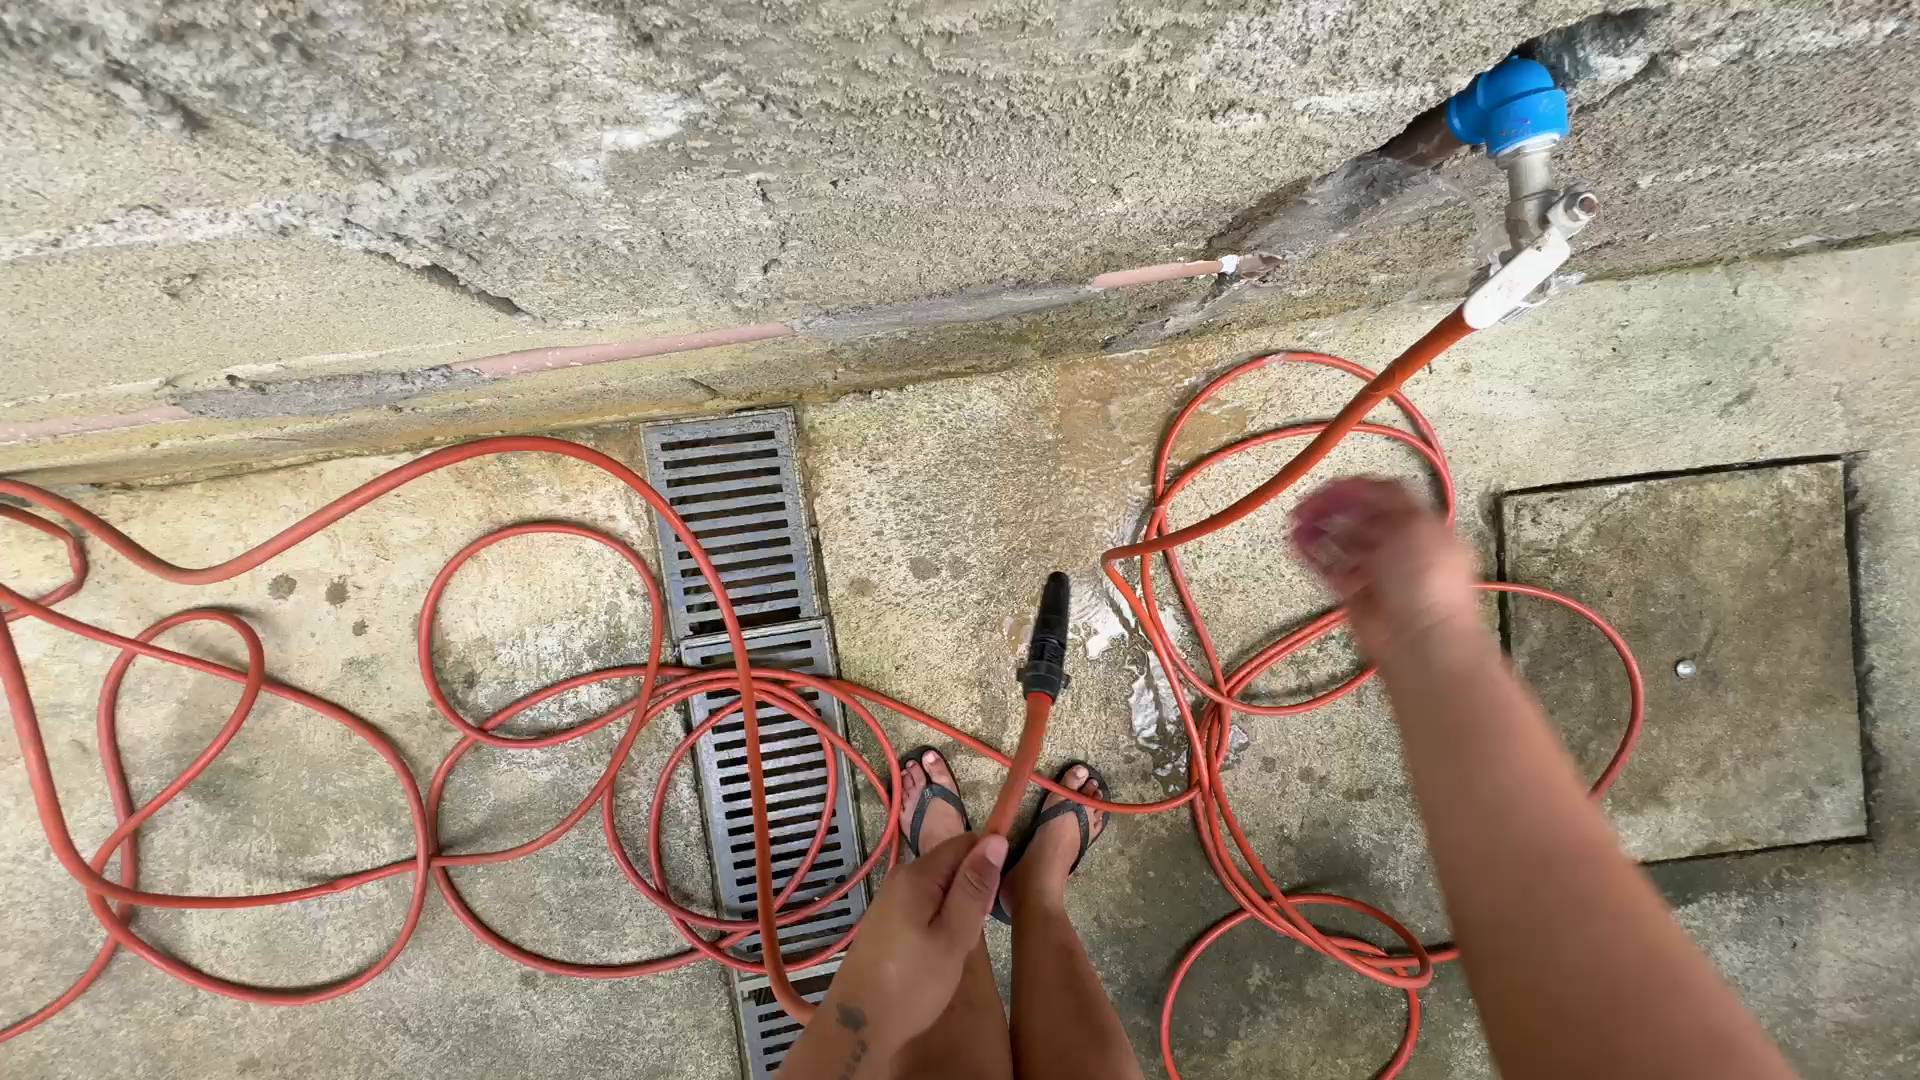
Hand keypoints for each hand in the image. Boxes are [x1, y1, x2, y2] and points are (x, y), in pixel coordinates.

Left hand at [798, 832, 1006, 1065]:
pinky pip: (923, 906)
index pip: (964, 843)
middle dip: (970, 894)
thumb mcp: (954, 937)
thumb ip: (975, 888)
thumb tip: (996, 839)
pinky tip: (934, 956)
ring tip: (952, 952)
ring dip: (955, 912)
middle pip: (950, 865)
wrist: (857, 1027)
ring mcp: (889, 898)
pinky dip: (937, 924)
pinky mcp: (885, 920)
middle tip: (968, 938)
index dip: (985, 865)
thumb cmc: (912, 984)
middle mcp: (900, 876)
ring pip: (938, 888)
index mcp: (917, 874)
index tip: (989, 905)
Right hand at [1289, 476, 1479, 660]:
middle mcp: (1396, 546)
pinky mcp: (1351, 592)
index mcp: (1418, 527)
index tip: (1326, 488)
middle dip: (1330, 508)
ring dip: (1316, 529)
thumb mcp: (1416, 526)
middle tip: (1303, 507)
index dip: (1354, 490)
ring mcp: (1372, 570)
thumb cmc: (1426, 580)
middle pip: (1357, 518)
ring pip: (1339, 542)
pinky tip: (1295, 543)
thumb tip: (1362, 486)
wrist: (1420, 638)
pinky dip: (1311, 554)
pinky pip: (1327, 567)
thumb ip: (1388, 500)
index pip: (1382, 498)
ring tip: (1295, 524)